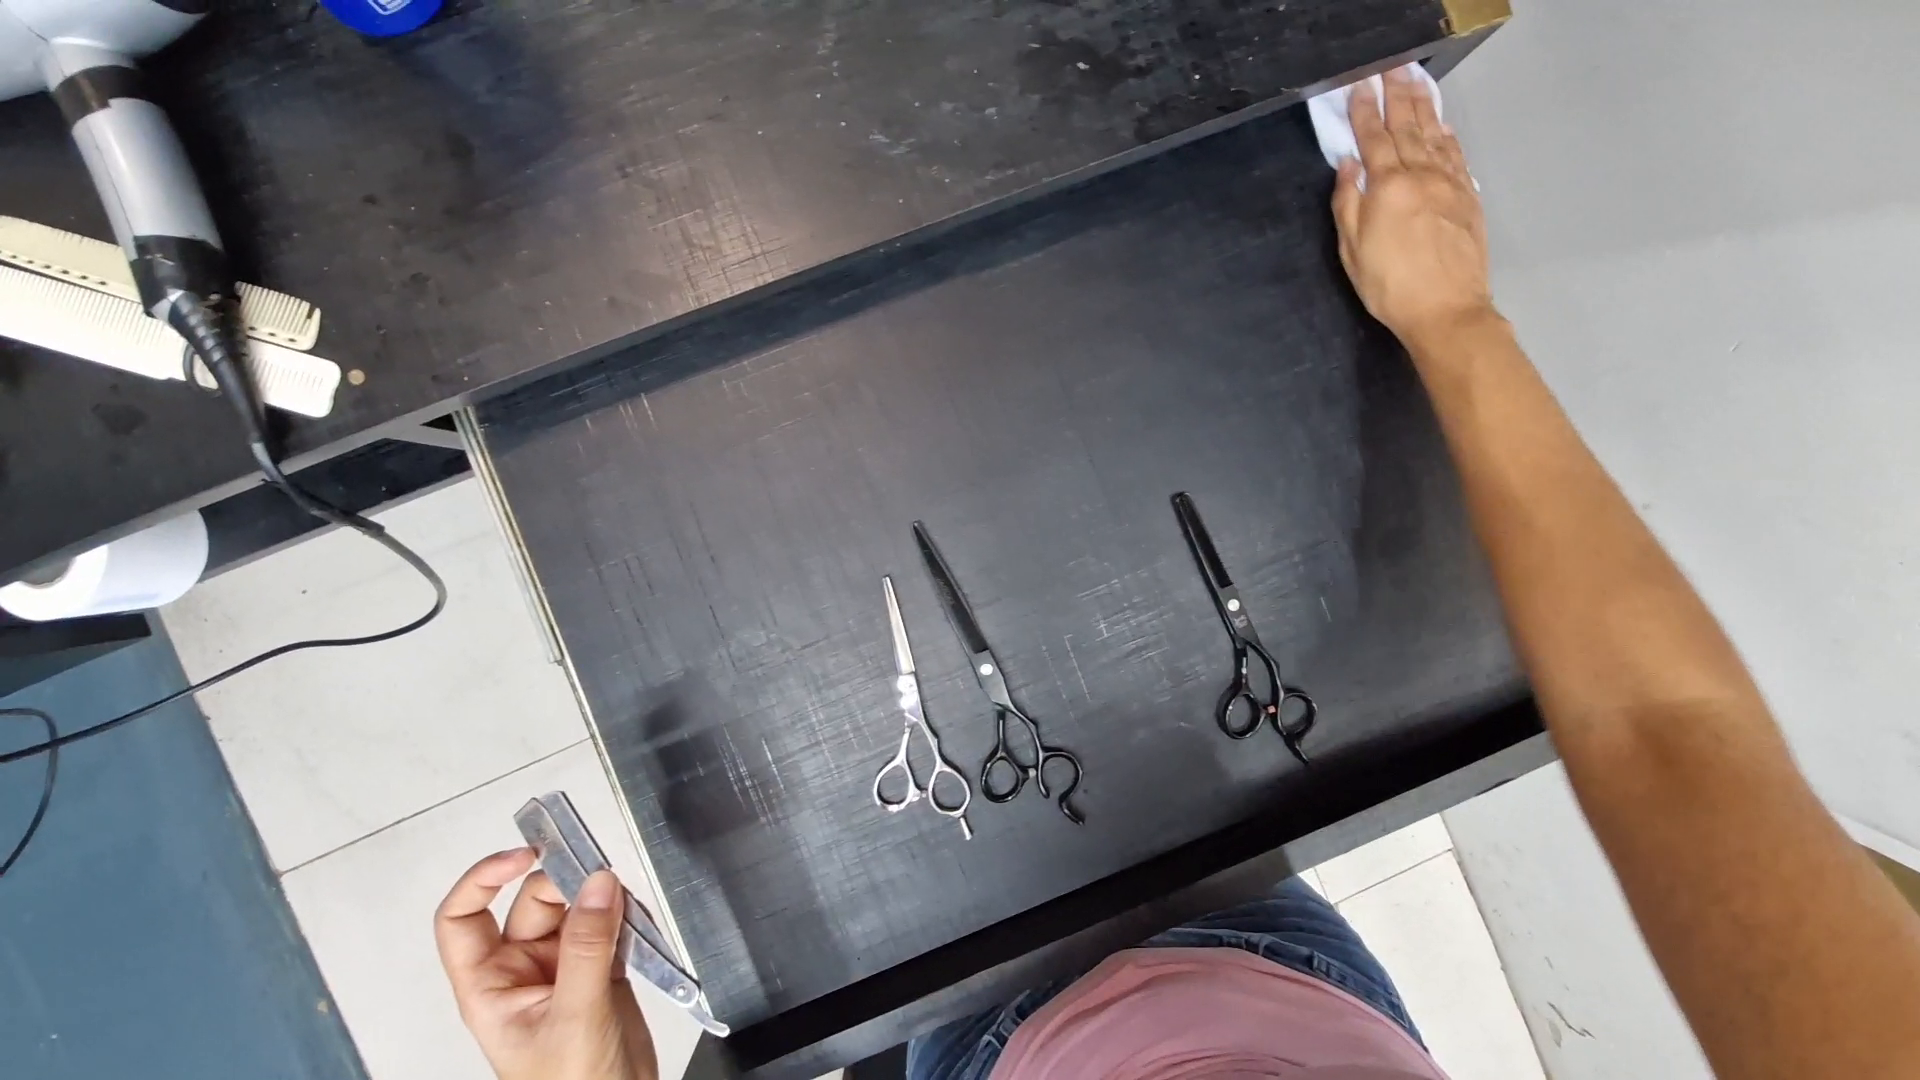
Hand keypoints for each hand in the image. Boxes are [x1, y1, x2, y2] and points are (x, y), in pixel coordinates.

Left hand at [436, 849, 657, 1079]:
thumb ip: (588, 947)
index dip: (483, 880)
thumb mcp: (574, 1016)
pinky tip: (643, 924)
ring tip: (632, 912)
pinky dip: (628, 916)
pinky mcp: (603, 969)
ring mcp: (564, 967)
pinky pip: (610, 923)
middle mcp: (523, 969)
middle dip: (568, 885)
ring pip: (577, 907)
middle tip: (607, 883)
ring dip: (605, 899)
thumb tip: (600, 879)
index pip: (463, 920)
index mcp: (491, 985)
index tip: (527, 854)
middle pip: (534, 902)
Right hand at [1331, 66, 1498, 354]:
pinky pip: (1454, 154)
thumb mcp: (1352, 251)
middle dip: (1396, 96)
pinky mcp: (1467, 196)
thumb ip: (1348, 205)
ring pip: (1434, 135)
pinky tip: (1441, 124)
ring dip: (1423, 106)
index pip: (1373, 140)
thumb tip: (1348, 167)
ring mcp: (1449, 183)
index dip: (1364, 113)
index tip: (1357, 87)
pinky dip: (1446, 134)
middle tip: (1390, 70)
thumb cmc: (1389, 286)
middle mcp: (1421, 176)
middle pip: (1407, 127)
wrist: (1446, 308)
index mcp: (1388, 188)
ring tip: (1414, 83)